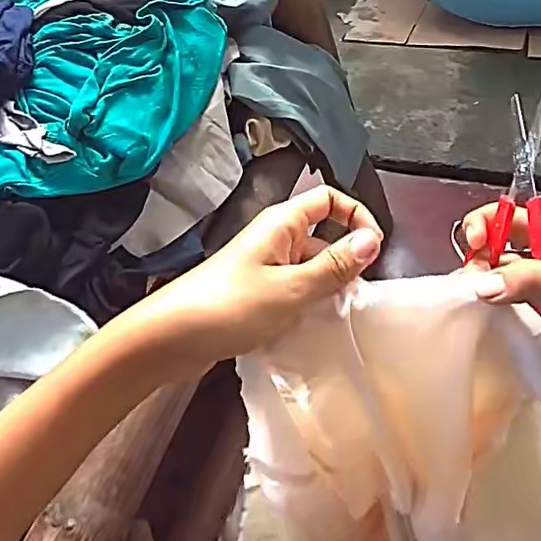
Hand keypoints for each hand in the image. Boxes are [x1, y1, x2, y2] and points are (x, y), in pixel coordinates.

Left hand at [129, 186, 381, 374]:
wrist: (166, 341)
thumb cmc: (226, 306)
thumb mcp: (291, 288)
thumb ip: (335, 265)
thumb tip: (373, 240)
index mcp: (283, 223)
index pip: (330, 199)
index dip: (356, 216)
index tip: (373, 247)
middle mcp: (276, 237)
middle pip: (325, 235)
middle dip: (345, 260)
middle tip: (356, 292)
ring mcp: (265, 265)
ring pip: (311, 266)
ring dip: (326, 286)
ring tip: (334, 315)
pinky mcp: (257, 291)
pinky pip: (295, 288)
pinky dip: (307, 303)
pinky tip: (309, 328)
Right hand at [460, 204, 540, 423]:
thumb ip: (538, 281)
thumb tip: (481, 283)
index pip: (519, 220)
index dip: (492, 224)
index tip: (473, 243)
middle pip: (504, 255)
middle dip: (481, 263)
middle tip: (468, 284)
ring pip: (504, 293)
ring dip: (485, 298)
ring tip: (468, 310)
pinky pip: (513, 330)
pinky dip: (497, 331)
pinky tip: (484, 336)